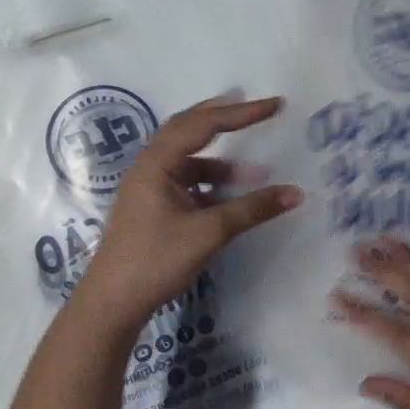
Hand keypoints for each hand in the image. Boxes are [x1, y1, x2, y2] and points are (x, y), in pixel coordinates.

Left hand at [75, 96, 301, 334]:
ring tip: (255, 173)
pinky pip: (187, 181)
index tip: (275, 105)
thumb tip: (296, 193)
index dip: (242, 113)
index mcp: (157, 163)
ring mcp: (149, 187)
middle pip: (189, 128)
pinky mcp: (153, 207)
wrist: (113, 303)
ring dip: (222, 160)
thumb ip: (252, 209)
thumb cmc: (155, 260)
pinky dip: (212, 182)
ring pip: (189, 158)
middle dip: (226, 118)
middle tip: (258, 110)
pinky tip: (231, 198)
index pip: (204, 124)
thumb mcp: (209, 232)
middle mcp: (150, 166)